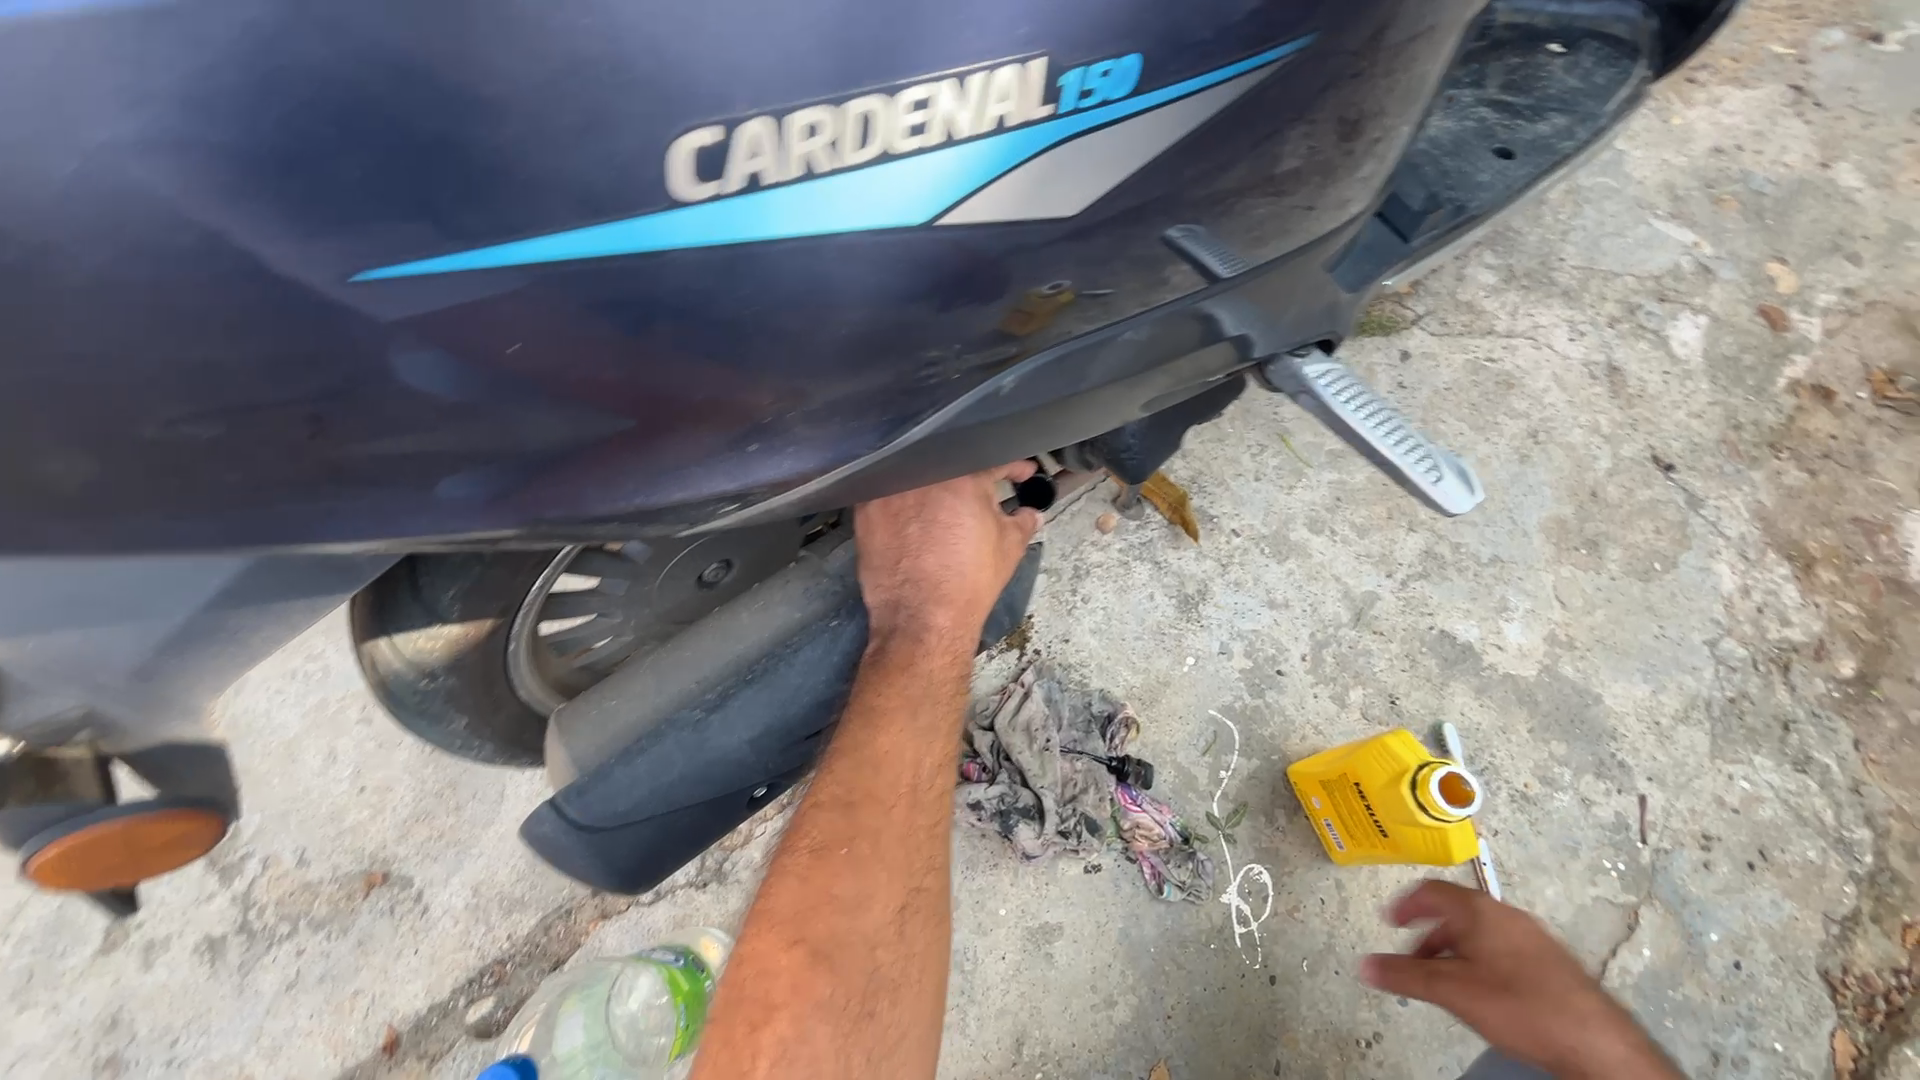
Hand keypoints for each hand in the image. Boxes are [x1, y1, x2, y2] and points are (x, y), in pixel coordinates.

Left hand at [854, 461, 1043, 648]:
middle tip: (979, 496)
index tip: (1020, 474)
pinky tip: (910, 518)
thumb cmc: (969, 582)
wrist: (923, 619)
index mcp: (964, 477)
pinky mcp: (866, 509)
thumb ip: (1023, 522)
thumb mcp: (1009, 548)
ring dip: (932, 486)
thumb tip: (1032, 515)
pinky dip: (901, 501)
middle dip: (968, 476)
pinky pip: (886, 493)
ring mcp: (890, 490)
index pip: (995, 461)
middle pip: (950, 463)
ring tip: (943, 508)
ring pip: (916, 475)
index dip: (1013, 467)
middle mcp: (924, 475)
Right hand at [1360, 881, 1682, 1079]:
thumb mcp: (1452, 991)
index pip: (1430, 890)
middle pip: (1455, 911)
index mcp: (1479, 910)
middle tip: (1414, 957)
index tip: (1391, 921)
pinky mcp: (1552, 961)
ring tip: (1445, 979)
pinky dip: (1480, 959)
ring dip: (1454, 949)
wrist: (1597, 1044)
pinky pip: (1503, 947)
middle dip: (1428, 933)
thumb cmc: (1521, 1007)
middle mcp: (1506, 915)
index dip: (1404, 903)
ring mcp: (1533, 937)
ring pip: (1480, 931)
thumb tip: (1365, 964)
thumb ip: (1405, 974)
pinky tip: (1483, 990)